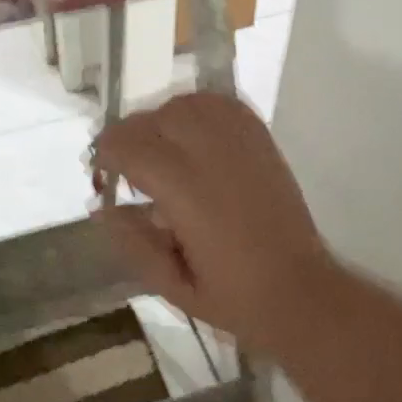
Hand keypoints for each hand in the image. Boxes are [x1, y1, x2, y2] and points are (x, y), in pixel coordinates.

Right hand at [92, 93, 340, 354]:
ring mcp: (244, 146)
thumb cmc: (235, 297)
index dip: (108, 152)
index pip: (134, 146)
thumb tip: (102, 208)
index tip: (101, 170)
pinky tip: (191, 136)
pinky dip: (198, 110)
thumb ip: (133, 242)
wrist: (300, 291)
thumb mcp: (172, 285)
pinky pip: (224, 106)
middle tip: (128, 166)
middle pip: (159, 117)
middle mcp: (216, 158)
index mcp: (190, 195)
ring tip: (160, 150)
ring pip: (190, 104)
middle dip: (133, 135)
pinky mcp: (263, 143)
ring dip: (164, 119)